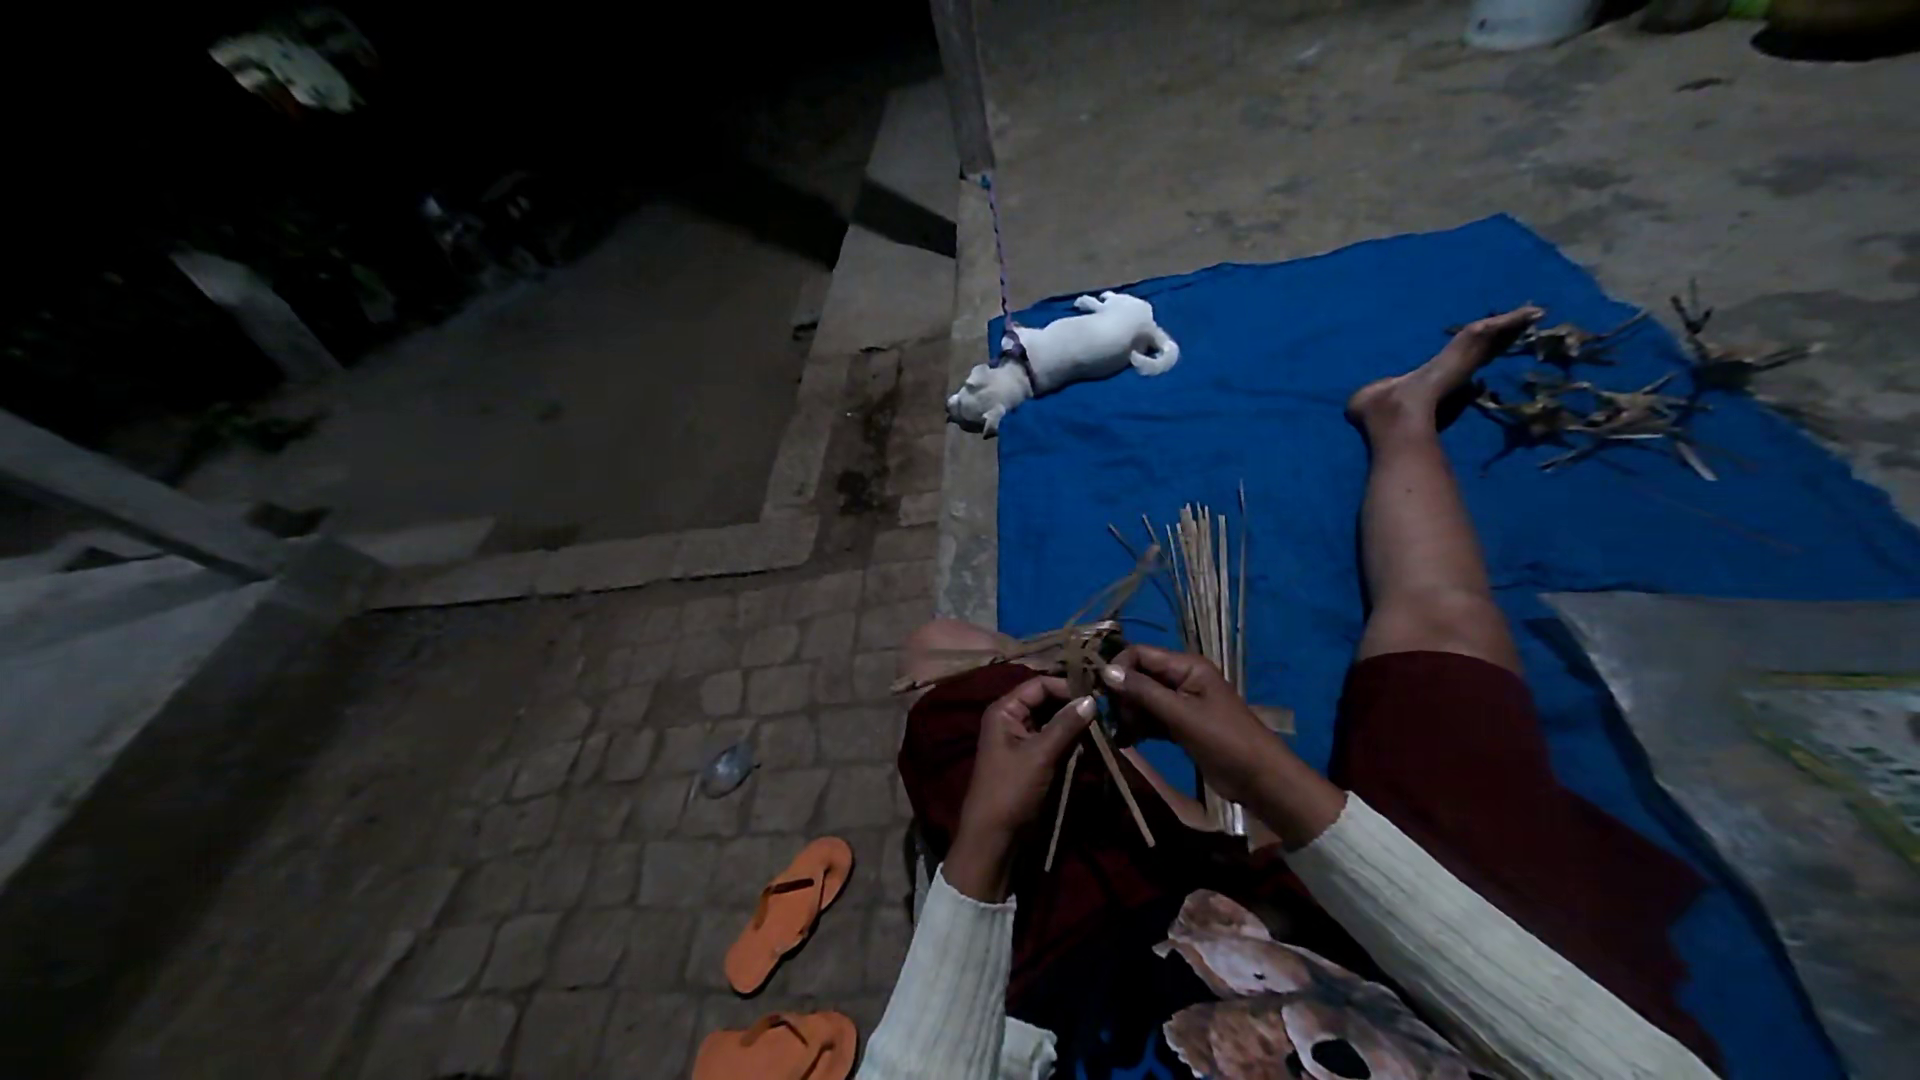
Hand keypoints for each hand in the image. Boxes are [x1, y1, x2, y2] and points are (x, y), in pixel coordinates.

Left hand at [945, 677, 1095, 900]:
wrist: (994, 836)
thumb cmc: (1011, 789)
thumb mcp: (1040, 754)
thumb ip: (1066, 725)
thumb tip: (1092, 699)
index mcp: (1004, 710)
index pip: (1039, 684)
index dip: (1067, 686)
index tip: (1097, 694)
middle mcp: (1012, 719)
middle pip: (1047, 701)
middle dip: (1074, 706)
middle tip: (1106, 712)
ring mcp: (1022, 739)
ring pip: (1054, 721)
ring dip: (1076, 725)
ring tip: (1103, 727)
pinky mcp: (1032, 758)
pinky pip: (1055, 740)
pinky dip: (1072, 741)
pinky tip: (1092, 745)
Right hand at [1102, 645, 1344, 848]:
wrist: (1261, 780)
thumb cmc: (1225, 741)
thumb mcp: (1181, 715)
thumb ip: (1144, 692)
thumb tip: (1106, 670)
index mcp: (1186, 666)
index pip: (1139, 653)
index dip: (1118, 668)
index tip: (1101, 692)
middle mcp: (1181, 678)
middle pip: (1138, 675)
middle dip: (1121, 695)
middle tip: (1115, 720)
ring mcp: (1180, 702)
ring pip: (1141, 698)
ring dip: (1127, 714)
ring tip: (1121, 735)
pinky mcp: (1179, 724)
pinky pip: (1149, 718)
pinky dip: (1138, 727)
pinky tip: (1127, 741)